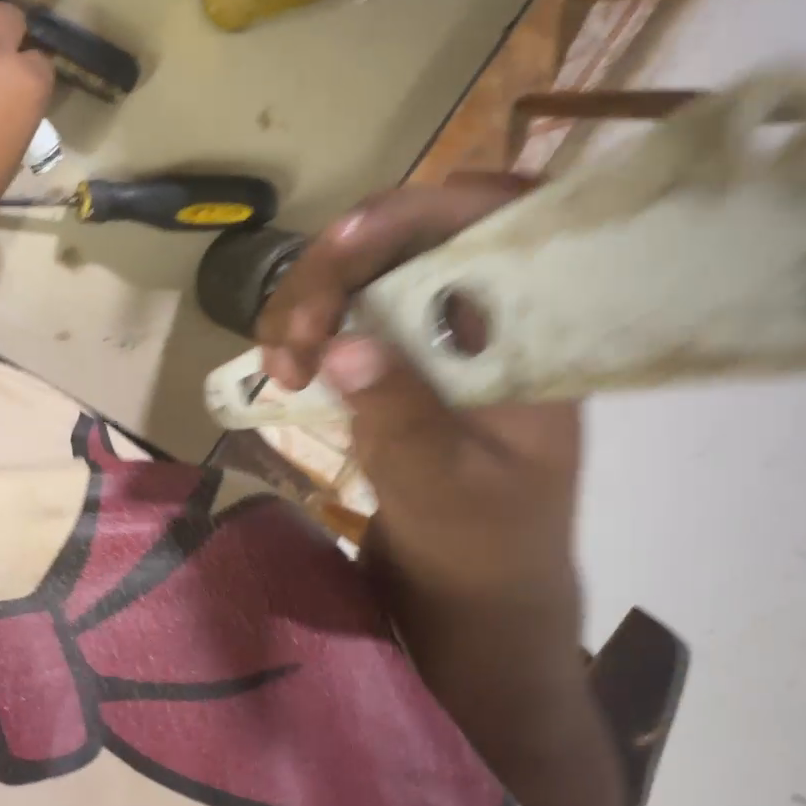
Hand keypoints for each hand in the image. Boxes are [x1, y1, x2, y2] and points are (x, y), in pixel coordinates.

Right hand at [255, 173, 579, 586]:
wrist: (464, 598)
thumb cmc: (480, 550)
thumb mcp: (445, 491)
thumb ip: (404, 419)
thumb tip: (345, 345)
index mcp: (526, 336)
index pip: (492, 224)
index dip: (426, 207)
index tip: (348, 241)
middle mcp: (476, 318)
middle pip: (403, 239)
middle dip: (332, 270)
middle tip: (291, 334)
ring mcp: (423, 337)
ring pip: (354, 272)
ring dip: (302, 302)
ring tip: (278, 366)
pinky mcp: (383, 361)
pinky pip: (331, 314)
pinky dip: (294, 330)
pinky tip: (280, 371)